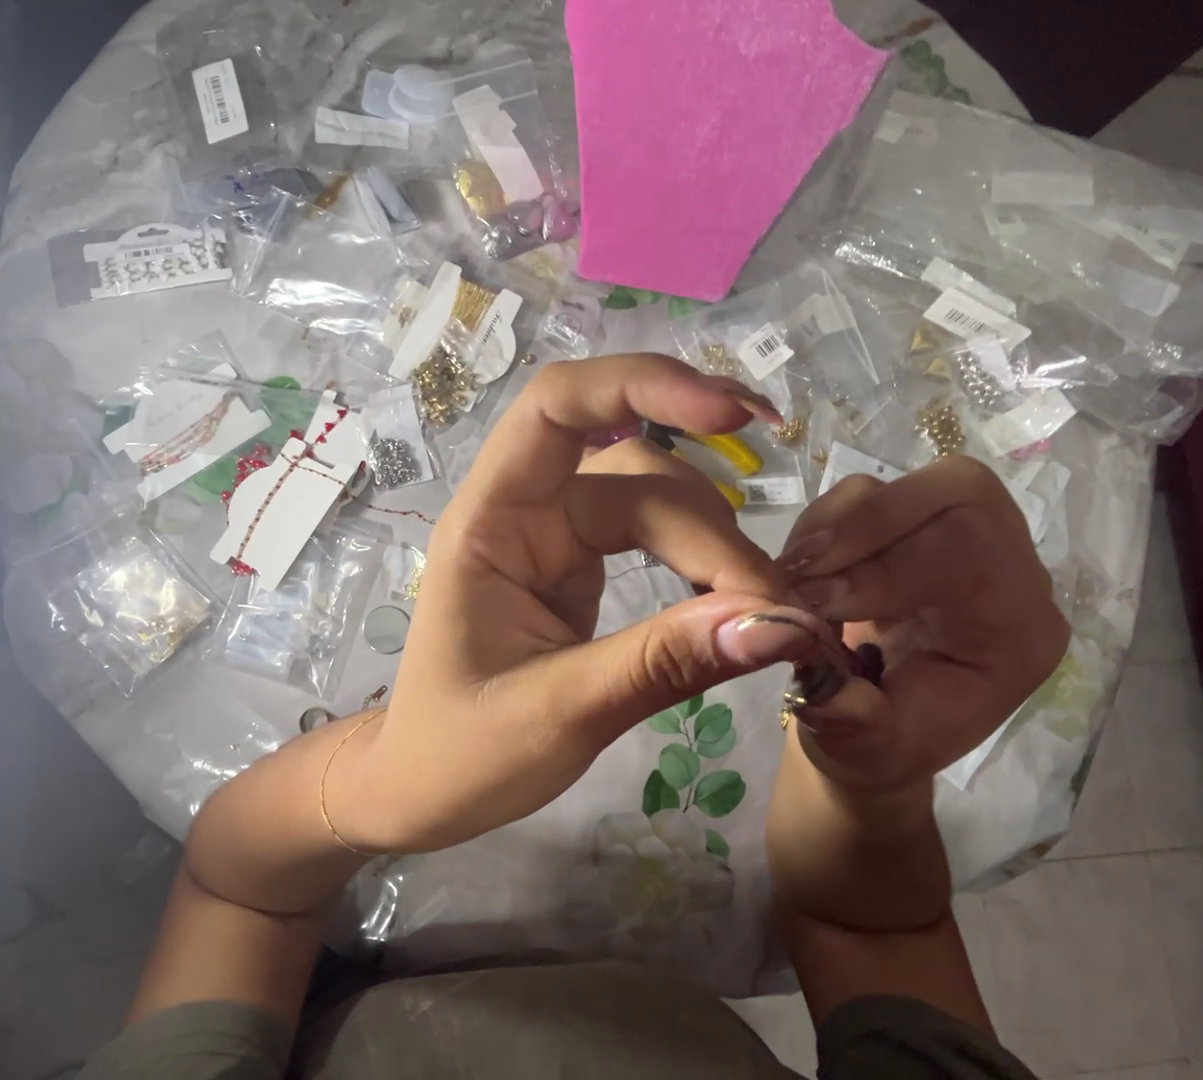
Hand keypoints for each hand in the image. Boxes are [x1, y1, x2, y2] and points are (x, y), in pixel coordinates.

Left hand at [327, 354, 827, 853]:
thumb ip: (663, 663)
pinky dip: (701, 561)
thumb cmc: (460, 753)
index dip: (643, 384)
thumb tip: (781, 623)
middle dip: (711, 530)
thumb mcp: (560, 714)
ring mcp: (555, 536)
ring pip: (655, 499)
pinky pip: (654, 537)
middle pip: (637, 472)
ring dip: (716, 543)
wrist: (422, 791)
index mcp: (488, 522)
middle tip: (778, 610)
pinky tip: (733, 598)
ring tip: (766, 610)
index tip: (734, 417)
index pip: (556, 406)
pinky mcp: (581, 566)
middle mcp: (524, 511)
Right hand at [776, 456, 1068, 791]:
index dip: (881, 564)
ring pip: (908, 485)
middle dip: (860, 527)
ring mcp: (963, 542)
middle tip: (798, 575)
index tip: (811, 606)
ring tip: (794, 580)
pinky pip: (872, 492)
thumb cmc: (880, 745)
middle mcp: (1008, 573)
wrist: (870, 727)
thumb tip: (832, 691)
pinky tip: (804, 570)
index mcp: (1015, 631)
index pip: (970, 548)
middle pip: (956, 492)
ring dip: (834, 526)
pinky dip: (824, 523)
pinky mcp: (918, 528)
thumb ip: (854, 726)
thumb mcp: (866, 753)